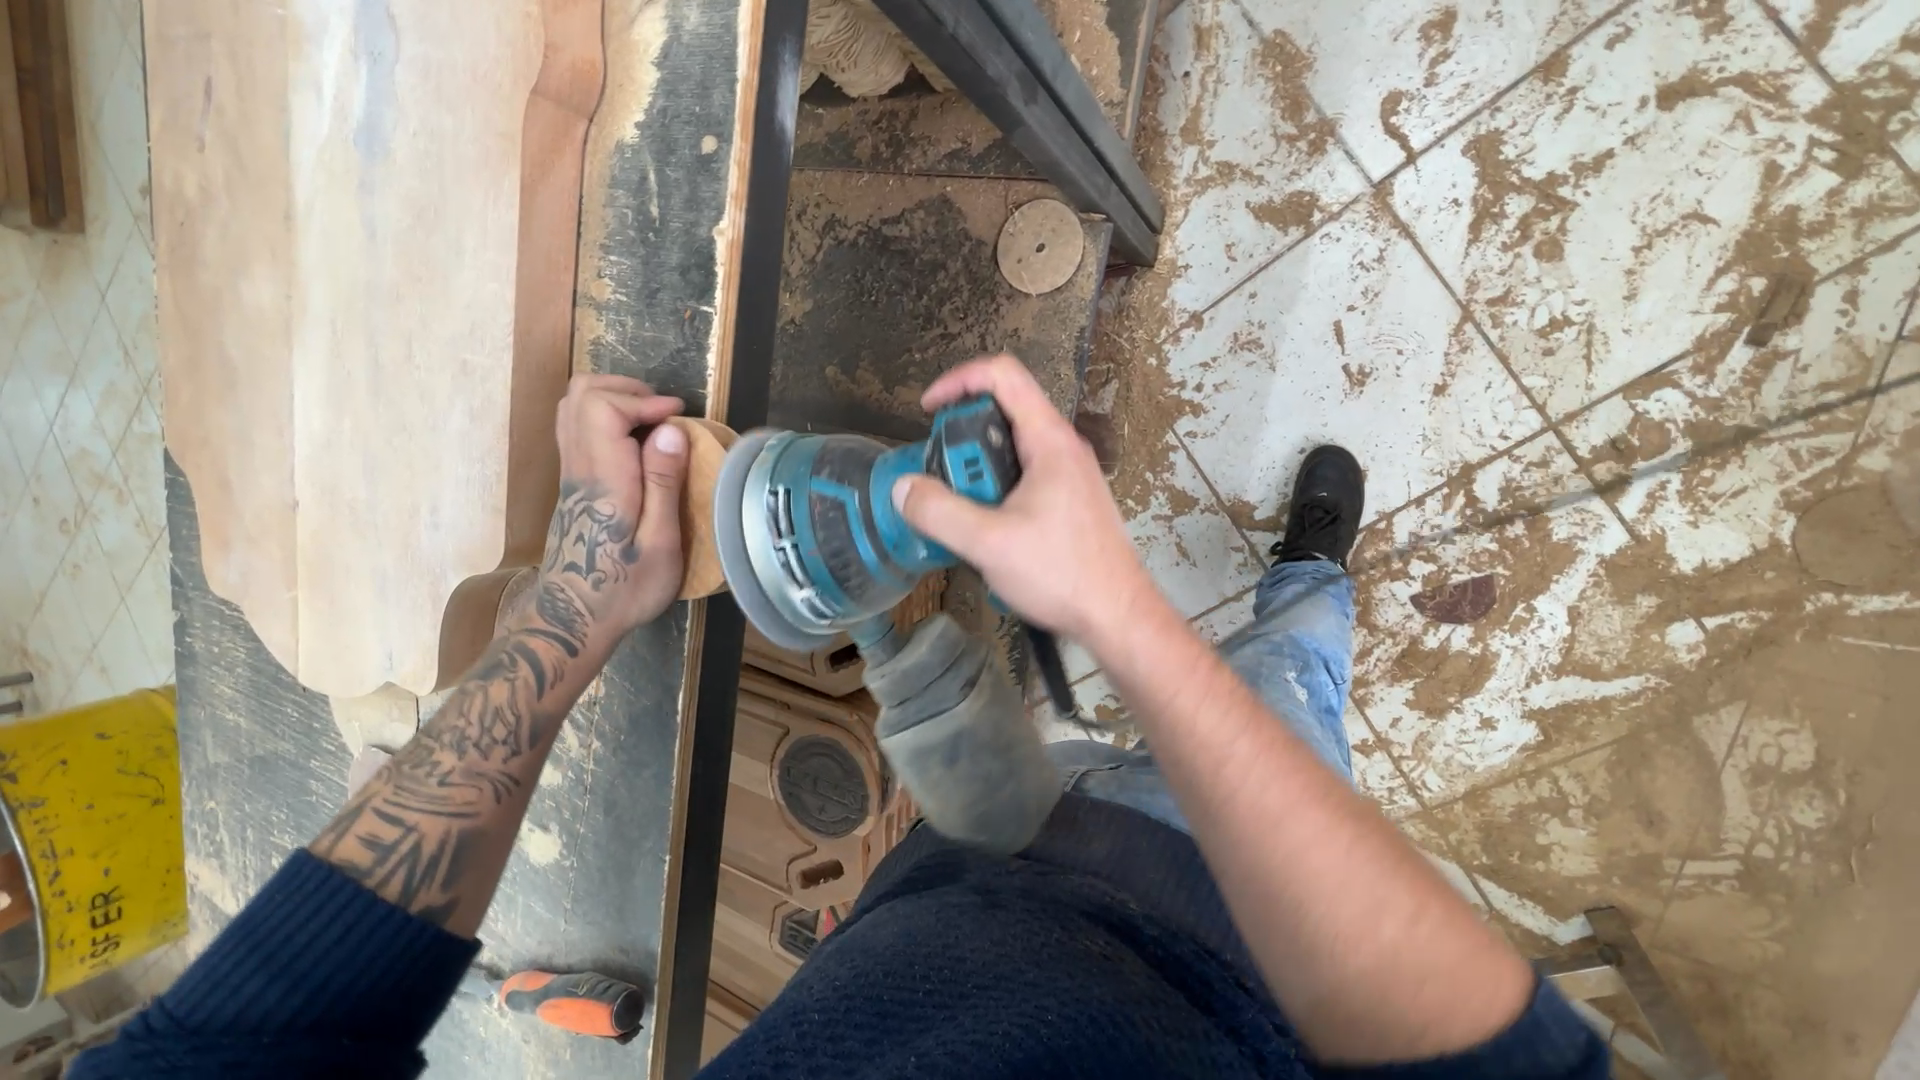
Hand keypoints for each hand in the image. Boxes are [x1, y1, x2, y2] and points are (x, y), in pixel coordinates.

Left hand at [537, 374, 688, 644]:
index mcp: (605, 477)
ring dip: (615, 401)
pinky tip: (637, 445)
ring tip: (652, 423)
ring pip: (573, 407)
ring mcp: (571, 473)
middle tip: (663, 412)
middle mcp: (580, 465)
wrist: (575, 618)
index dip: (644, 401)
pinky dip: (608, 419)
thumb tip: (669, 429)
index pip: (603, 406)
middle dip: (626, 389)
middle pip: (580, 394)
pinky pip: (578, 428)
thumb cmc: (626, 587)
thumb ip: (664, 482)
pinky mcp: (573, 483)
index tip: (678, 418)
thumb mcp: (661, 542)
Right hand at [891, 354, 1155, 643]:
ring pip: (1012, 449)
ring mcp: (1070, 474)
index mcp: (1050, 441)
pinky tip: (987, 530)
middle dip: (963, 440)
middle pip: (1004, 413)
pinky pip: (1025, 477)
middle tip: (943, 479)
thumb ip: (940, 512)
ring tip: (961, 511)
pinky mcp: (1071, 500)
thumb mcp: (989, 544)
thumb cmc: (1063, 574)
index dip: (959, 380)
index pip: (1003, 375)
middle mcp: (1063, 448)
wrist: (1118, 616)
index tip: (928, 410)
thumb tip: (904, 489)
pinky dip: (997, 490)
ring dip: (978, 471)